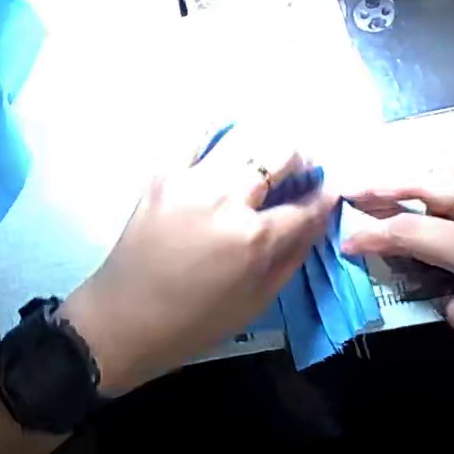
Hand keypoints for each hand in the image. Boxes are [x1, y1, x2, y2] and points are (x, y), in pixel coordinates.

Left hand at [62, 131, 334, 395]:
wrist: (124, 320)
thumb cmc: (197, 321)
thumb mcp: (259, 298)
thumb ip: (294, 252)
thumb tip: (318, 216)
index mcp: (253, 237)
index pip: (306, 204)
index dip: (325, 196)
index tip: (329, 190)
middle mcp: (225, 198)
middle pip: (280, 151)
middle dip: (301, 159)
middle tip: (300, 172)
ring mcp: (190, 179)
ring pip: (244, 135)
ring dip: (265, 145)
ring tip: (265, 160)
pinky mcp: (162, 173)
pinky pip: (196, 134)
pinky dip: (218, 132)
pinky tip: (228, 143)